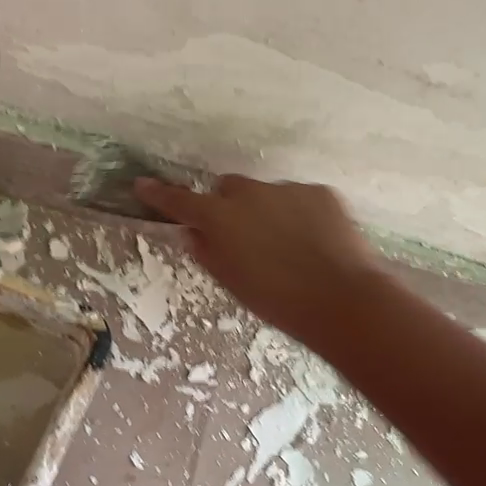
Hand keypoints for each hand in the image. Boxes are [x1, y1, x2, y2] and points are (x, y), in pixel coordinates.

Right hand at [134, 175, 386, 342]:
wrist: (342, 299)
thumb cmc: (278, 301)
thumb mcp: (232, 283)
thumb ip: (208, 252)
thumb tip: (195, 234)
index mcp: (220, 218)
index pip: (180, 202)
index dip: (159, 194)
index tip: (143, 185)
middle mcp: (250, 193)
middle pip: (228, 189)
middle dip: (229, 206)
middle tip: (242, 236)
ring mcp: (287, 189)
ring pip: (267, 194)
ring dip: (268, 212)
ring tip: (289, 248)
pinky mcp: (320, 192)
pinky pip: (300, 199)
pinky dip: (300, 215)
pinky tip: (315, 243)